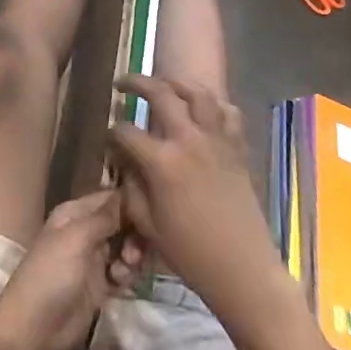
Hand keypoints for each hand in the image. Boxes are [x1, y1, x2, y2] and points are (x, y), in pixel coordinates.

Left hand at [0, 189, 141, 349]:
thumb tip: (129, 193)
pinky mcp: (101, 284)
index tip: (148, 214)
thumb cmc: (51, 276)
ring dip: (132, 255)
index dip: (130, 203)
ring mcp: (94, 258)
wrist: (34, 332)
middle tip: (133, 251)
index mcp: (75, 213)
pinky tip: (122, 283)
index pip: (111, 197)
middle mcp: (85, 230)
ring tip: (126, 268)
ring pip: (127, 245)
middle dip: (134, 233)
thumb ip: (105, 216)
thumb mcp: (76, 238)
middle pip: (123, 221)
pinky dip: (128, 274)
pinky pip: (125, 269)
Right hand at [109, 75, 284, 306]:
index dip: (112, 132)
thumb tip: (126, 164)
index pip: (127, 132)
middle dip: (137, 83)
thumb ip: (132, 189)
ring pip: (198, 93)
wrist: (242, 267)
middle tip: (123, 83)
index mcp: (163, 162)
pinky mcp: (237, 147)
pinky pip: (228, 112)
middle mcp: (190, 140)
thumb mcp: (149, 226)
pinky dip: (214, 103)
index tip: (108, 137)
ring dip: (178, 82)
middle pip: (161, 94)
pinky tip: (204, 107)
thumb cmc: (190, 253)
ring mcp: (217, 139)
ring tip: (164, 82)